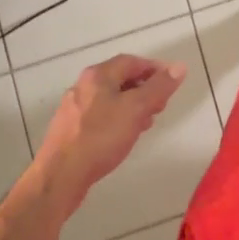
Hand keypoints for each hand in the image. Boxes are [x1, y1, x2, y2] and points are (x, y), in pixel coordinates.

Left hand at [35, 55, 185, 208]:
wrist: (58, 178)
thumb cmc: (100, 138)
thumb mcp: (136, 109)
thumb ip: (159, 88)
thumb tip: (179, 67)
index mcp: (98, 75)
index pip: (131, 61)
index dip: (153, 68)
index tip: (170, 82)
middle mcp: (82, 86)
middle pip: (119, 79)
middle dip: (143, 89)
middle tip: (161, 105)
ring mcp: (72, 109)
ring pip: (109, 100)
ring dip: (131, 106)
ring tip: (146, 123)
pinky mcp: (68, 131)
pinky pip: (98, 117)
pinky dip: (116, 120)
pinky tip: (122, 138)